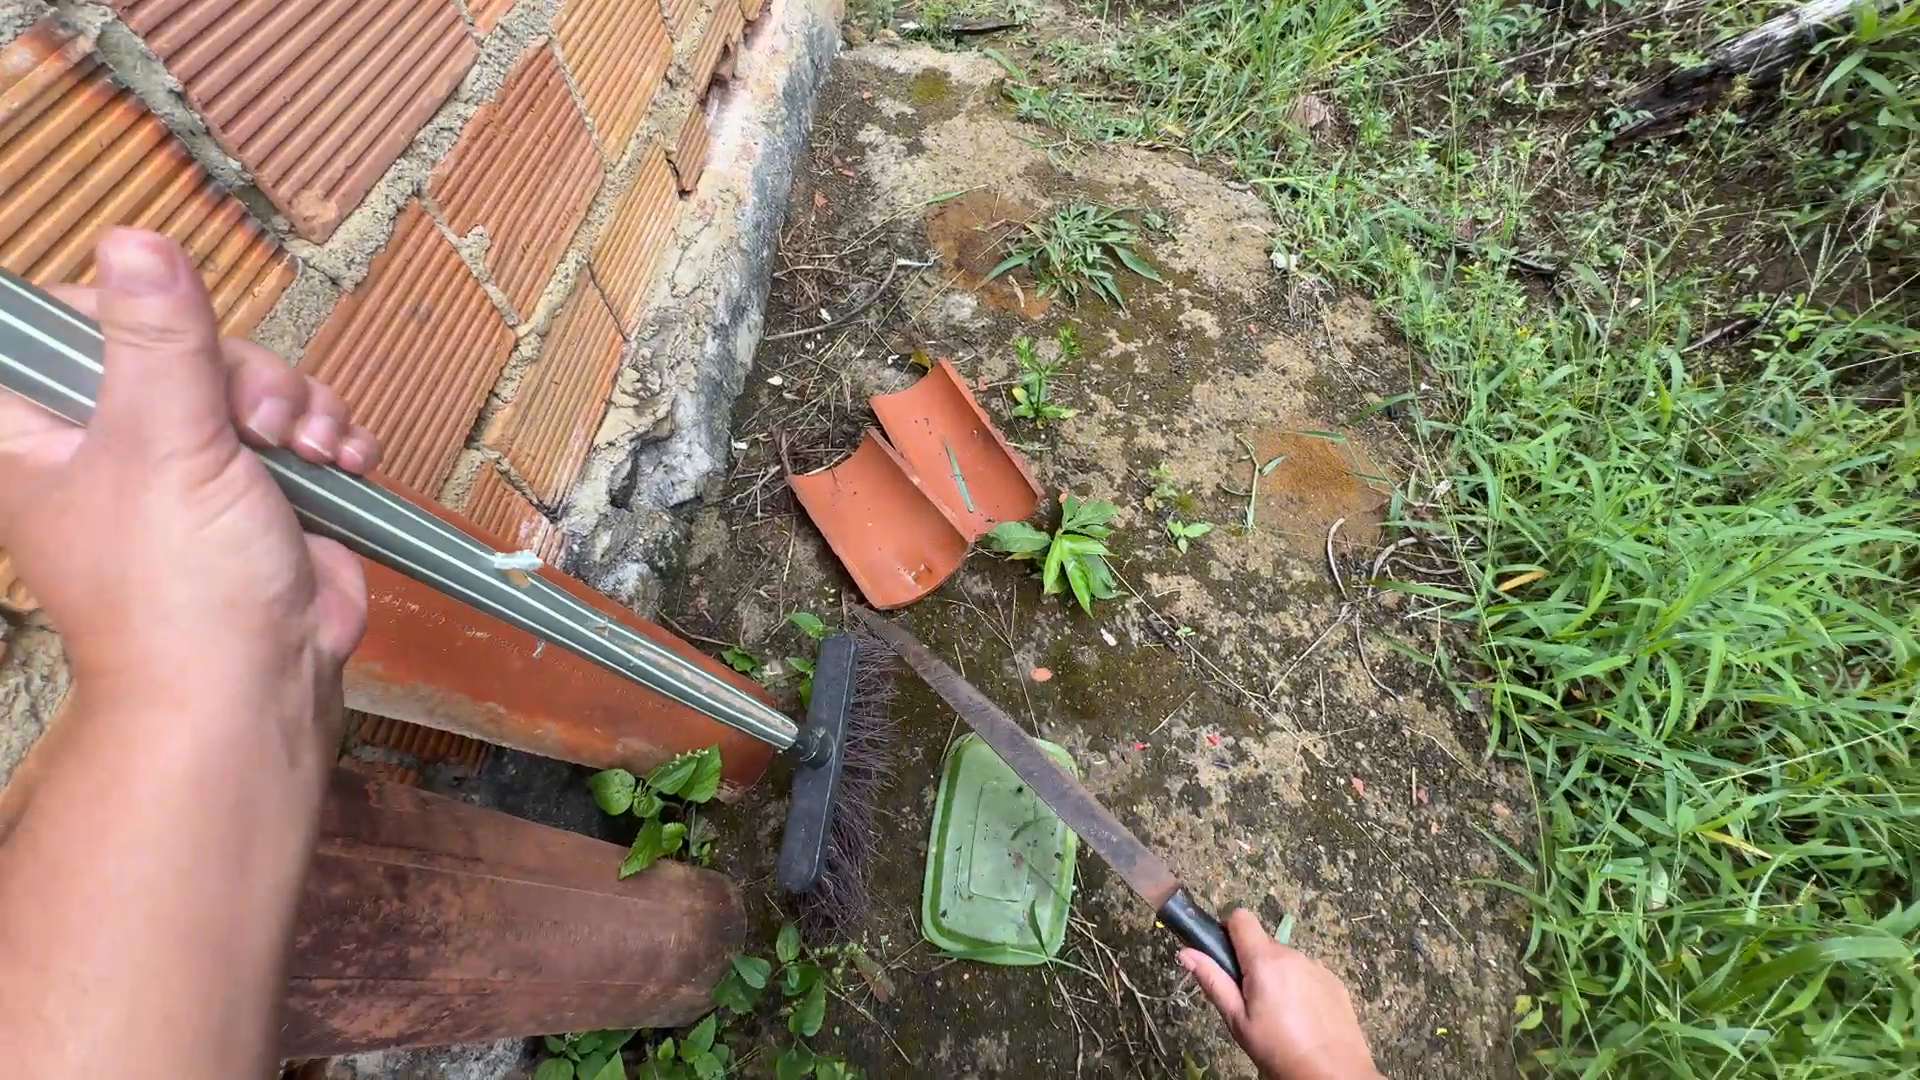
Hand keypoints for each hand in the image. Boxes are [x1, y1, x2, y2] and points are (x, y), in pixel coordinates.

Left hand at [0, 228, 379, 731]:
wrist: (260, 667)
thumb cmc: (181, 579)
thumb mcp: (165, 448)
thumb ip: (159, 344)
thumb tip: (138, 241)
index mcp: (50, 423)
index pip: (63, 322)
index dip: (128, 313)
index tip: (179, 345)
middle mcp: (127, 435)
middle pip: (190, 348)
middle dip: (252, 378)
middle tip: (266, 426)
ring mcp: (209, 462)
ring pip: (263, 388)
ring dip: (308, 410)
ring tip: (317, 454)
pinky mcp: (277, 486)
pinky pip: (314, 430)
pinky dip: (340, 440)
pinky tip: (348, 464)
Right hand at [1181, 909, 1380, 1079]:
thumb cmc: (1279, 1051)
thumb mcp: (1238, 1021)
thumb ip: (1213, 981)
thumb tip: (1185, 951)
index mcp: (1264, 960)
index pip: (1240, 918)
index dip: (1228, 930)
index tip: (1226, 958)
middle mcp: (1292, 954)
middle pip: (1262, 943)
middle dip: (1253, 962)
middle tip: (1252, 999)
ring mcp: (1317, 967)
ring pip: (1285, 959)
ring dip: (1277, 974)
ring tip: (1281, 1014)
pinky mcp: (1335, 982)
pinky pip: (1308, 972)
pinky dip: (1300, 985)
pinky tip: (1304, 1017)